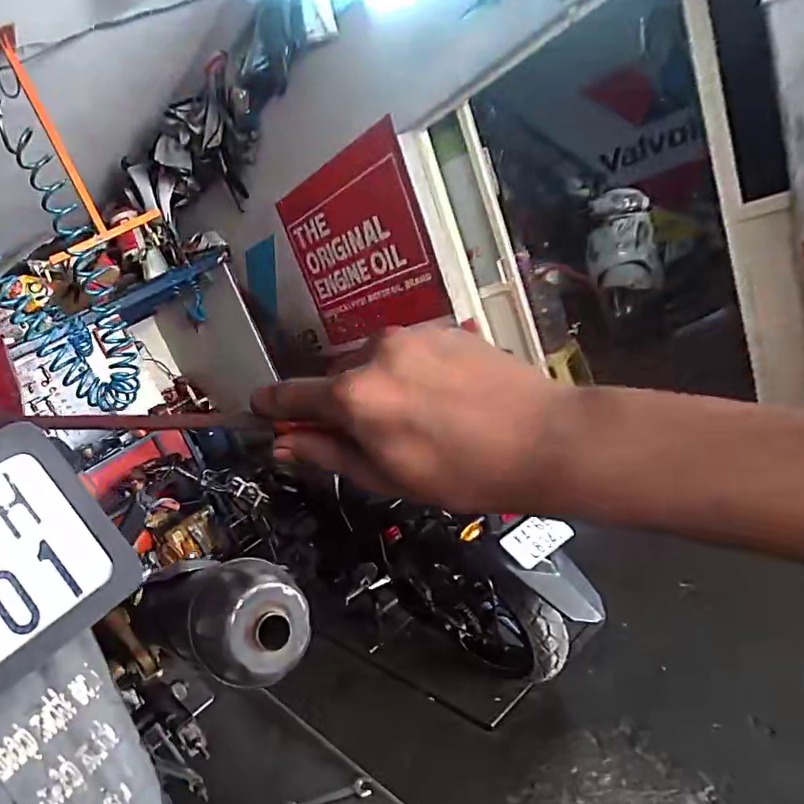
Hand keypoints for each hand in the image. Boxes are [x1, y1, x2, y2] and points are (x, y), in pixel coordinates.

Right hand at [251, 326, 582, 514]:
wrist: (545, 440)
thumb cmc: (462, 473)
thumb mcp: (386, 476)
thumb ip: (327, 453)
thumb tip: (283, 443)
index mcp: (354, 396)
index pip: (292, 395)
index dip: (272, 404)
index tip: (258, 406)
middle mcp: (374, 353)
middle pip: (333, 378)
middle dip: (338, 403)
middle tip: (368, 435)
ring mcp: (410, 334)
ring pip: (369, 361)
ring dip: (373, 385)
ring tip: (414, 416)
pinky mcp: (441, 327)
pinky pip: (403, 350)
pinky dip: (404, 370)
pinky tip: (437, 396)